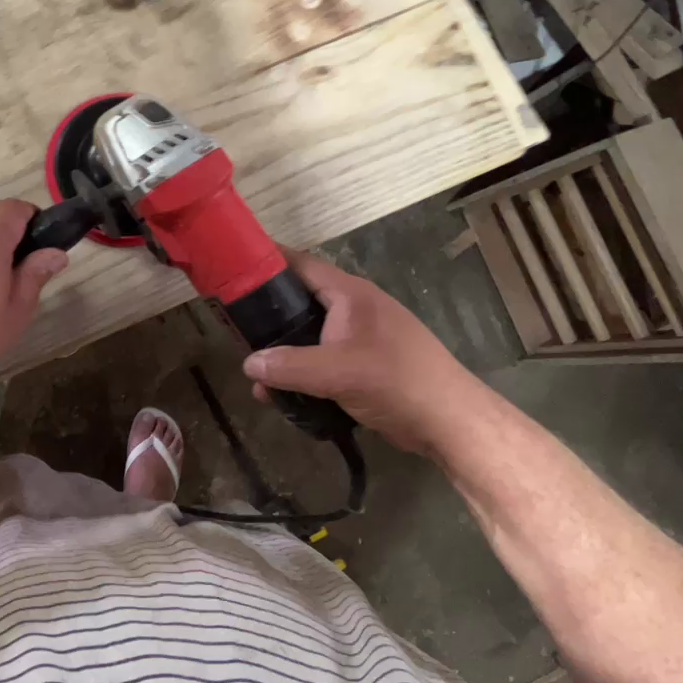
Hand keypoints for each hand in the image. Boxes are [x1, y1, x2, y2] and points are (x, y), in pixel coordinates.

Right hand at [242, 249, 492, 456]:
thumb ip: (288, 366)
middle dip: (268, 315)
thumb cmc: (396, 381)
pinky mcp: (366, 363)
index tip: (232, 265)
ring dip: (284, 352)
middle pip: (301, 300)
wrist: (450, 422)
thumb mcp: (336, 372)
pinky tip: (284, 394)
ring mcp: (362, 336)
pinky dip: (303, 372)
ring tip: (256, 373)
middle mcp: (355, 308)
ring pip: (310, 334)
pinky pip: (323, 359)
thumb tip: (248, 364)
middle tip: (233, 326)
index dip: (267, 261)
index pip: (301, 264)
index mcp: (350, 295)